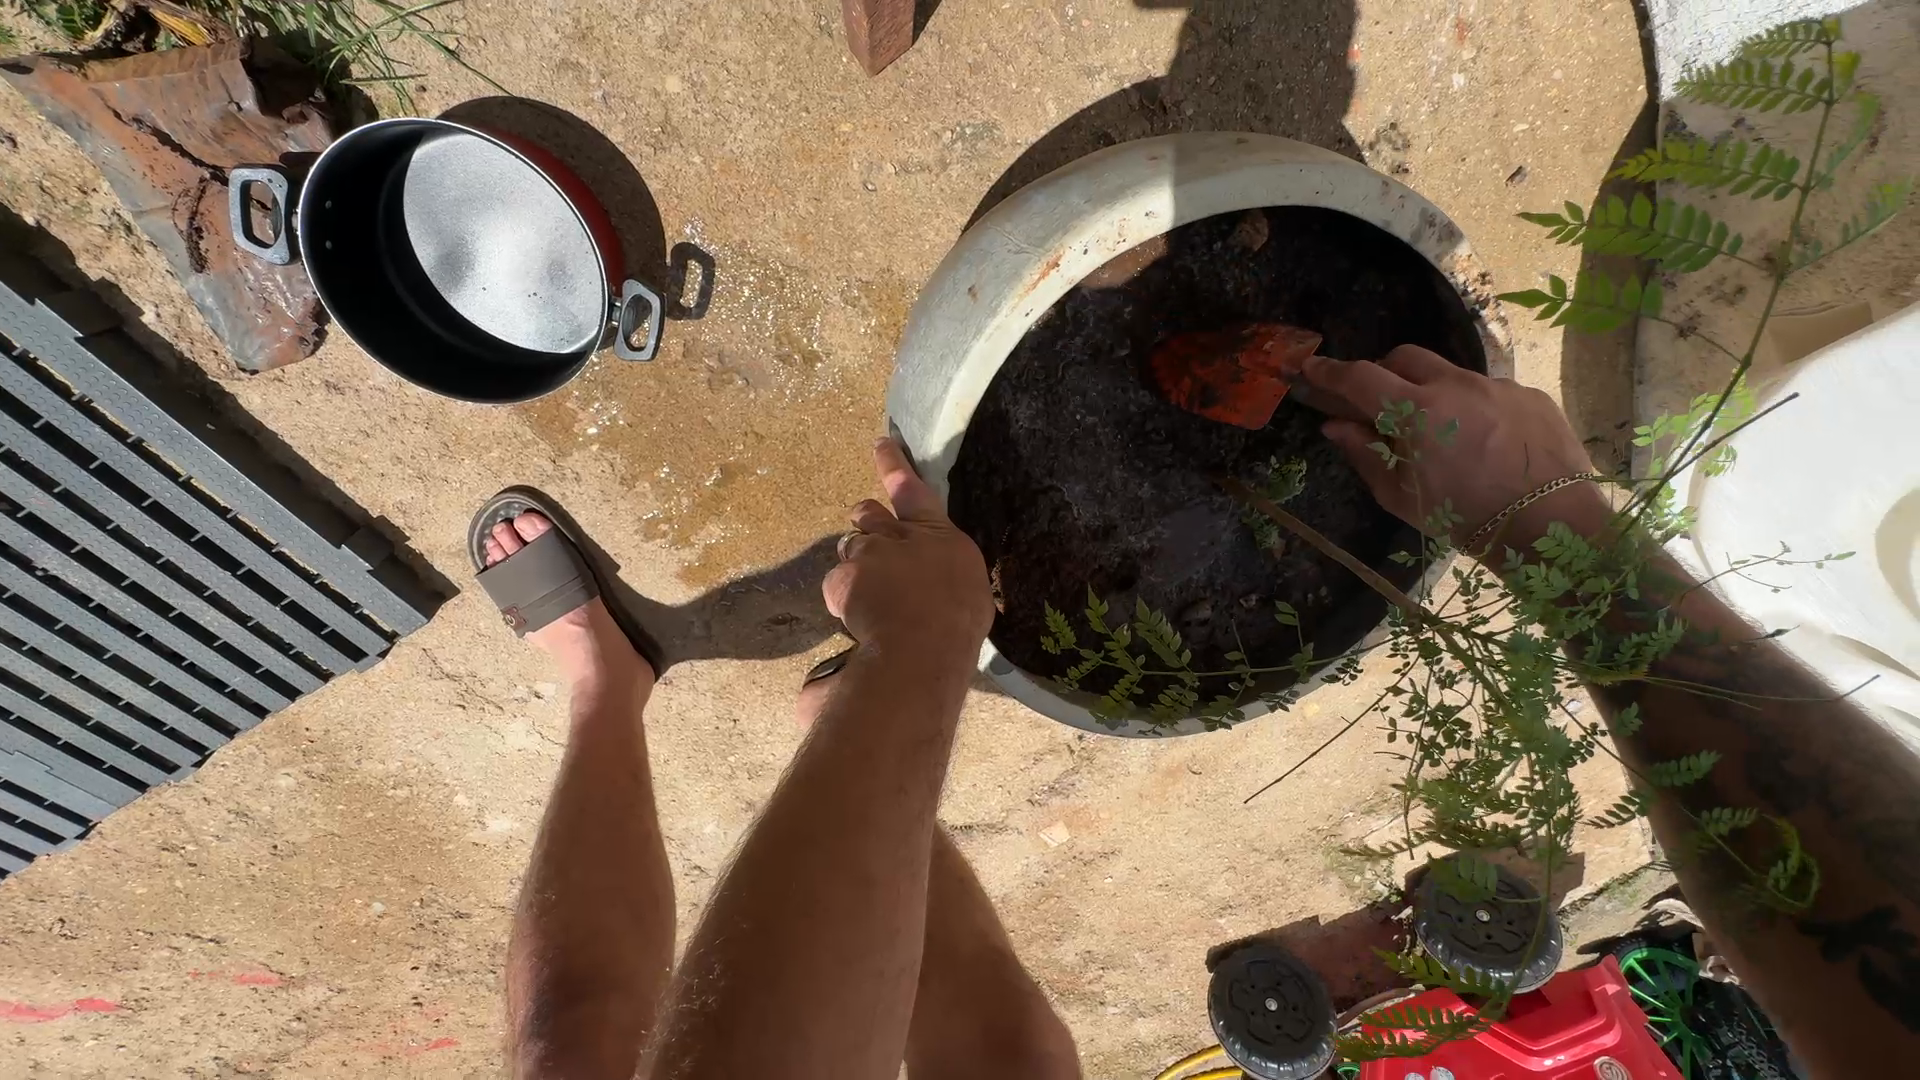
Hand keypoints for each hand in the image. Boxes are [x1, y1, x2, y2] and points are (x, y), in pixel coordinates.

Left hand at [822, 437, 994, 669]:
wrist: (925, 646)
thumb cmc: (960, 622)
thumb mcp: (969, 590)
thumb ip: (948, 575)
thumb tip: (941, 584)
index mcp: (939, 535)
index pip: (912, 489)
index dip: (893, 464)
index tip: (880, 442)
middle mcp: (900, 537)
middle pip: (869, 513)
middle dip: (865, 521)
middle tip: (867, 541)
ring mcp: (869, 555)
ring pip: (850, 550)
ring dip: (855, 566)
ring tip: (867, 598)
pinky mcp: (843, 580)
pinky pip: (836, 587)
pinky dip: (843, 600)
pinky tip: (857, 621)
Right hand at [1287, 345, 1601, 557]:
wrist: (1548, 523)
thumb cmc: (1459, 516)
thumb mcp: (1398, 493)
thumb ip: (1364, 452)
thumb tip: (1335, 425)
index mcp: (1415, 412)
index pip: (1359, 377)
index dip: (1329, 371)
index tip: (1310, 368)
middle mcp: (1454, 386)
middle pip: (1403, 357)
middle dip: (1381, 372)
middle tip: (1375, 402)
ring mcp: (1496, 386)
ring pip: (1446, 372)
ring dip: (1427, 390)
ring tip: (1435, 430)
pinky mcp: (1528, 394)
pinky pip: (1485, 389)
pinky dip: (1468, 406)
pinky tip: (1478, 441)